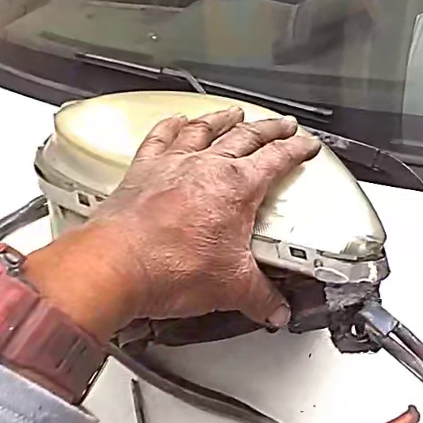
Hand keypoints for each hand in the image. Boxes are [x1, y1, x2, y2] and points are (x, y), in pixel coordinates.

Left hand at [24, 107, 321, 338]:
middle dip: (269, 128)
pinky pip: (160, 137)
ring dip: (223, 118)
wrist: (116, 267)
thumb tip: (276, 310)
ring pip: (204, 129)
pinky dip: (171, 126)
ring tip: (234, 113)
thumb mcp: (231, 288)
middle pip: (246, 135)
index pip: (277, 159)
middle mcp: (205, 167)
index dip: (297, 149)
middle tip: (282, 125)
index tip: (306, 144)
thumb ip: (261, 298)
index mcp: (237, 187)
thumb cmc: (169, 268)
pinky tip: (175, 121)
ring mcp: (172, 165)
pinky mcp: (142, 172)